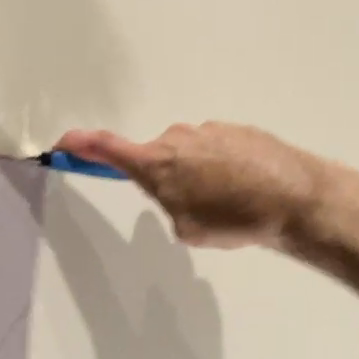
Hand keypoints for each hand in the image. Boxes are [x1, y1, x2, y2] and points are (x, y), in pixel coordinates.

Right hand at [55, 122, 326, 248]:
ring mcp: (209, 130)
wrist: (298, 198)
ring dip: (199, 174)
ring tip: (231, 203)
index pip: (105, 148)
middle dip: (165, 178)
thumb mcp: (187, 229)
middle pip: (155, 156)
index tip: (61, 144)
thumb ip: (170, 205)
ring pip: (189, 154)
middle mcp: (176, 138)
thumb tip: (179, 193)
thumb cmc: (234, 219)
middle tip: (193, 207)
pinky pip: (217, 150)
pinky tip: (249, 189)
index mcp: (156, 163)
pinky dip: (224, 168)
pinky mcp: (239, 130)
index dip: (79, 146)